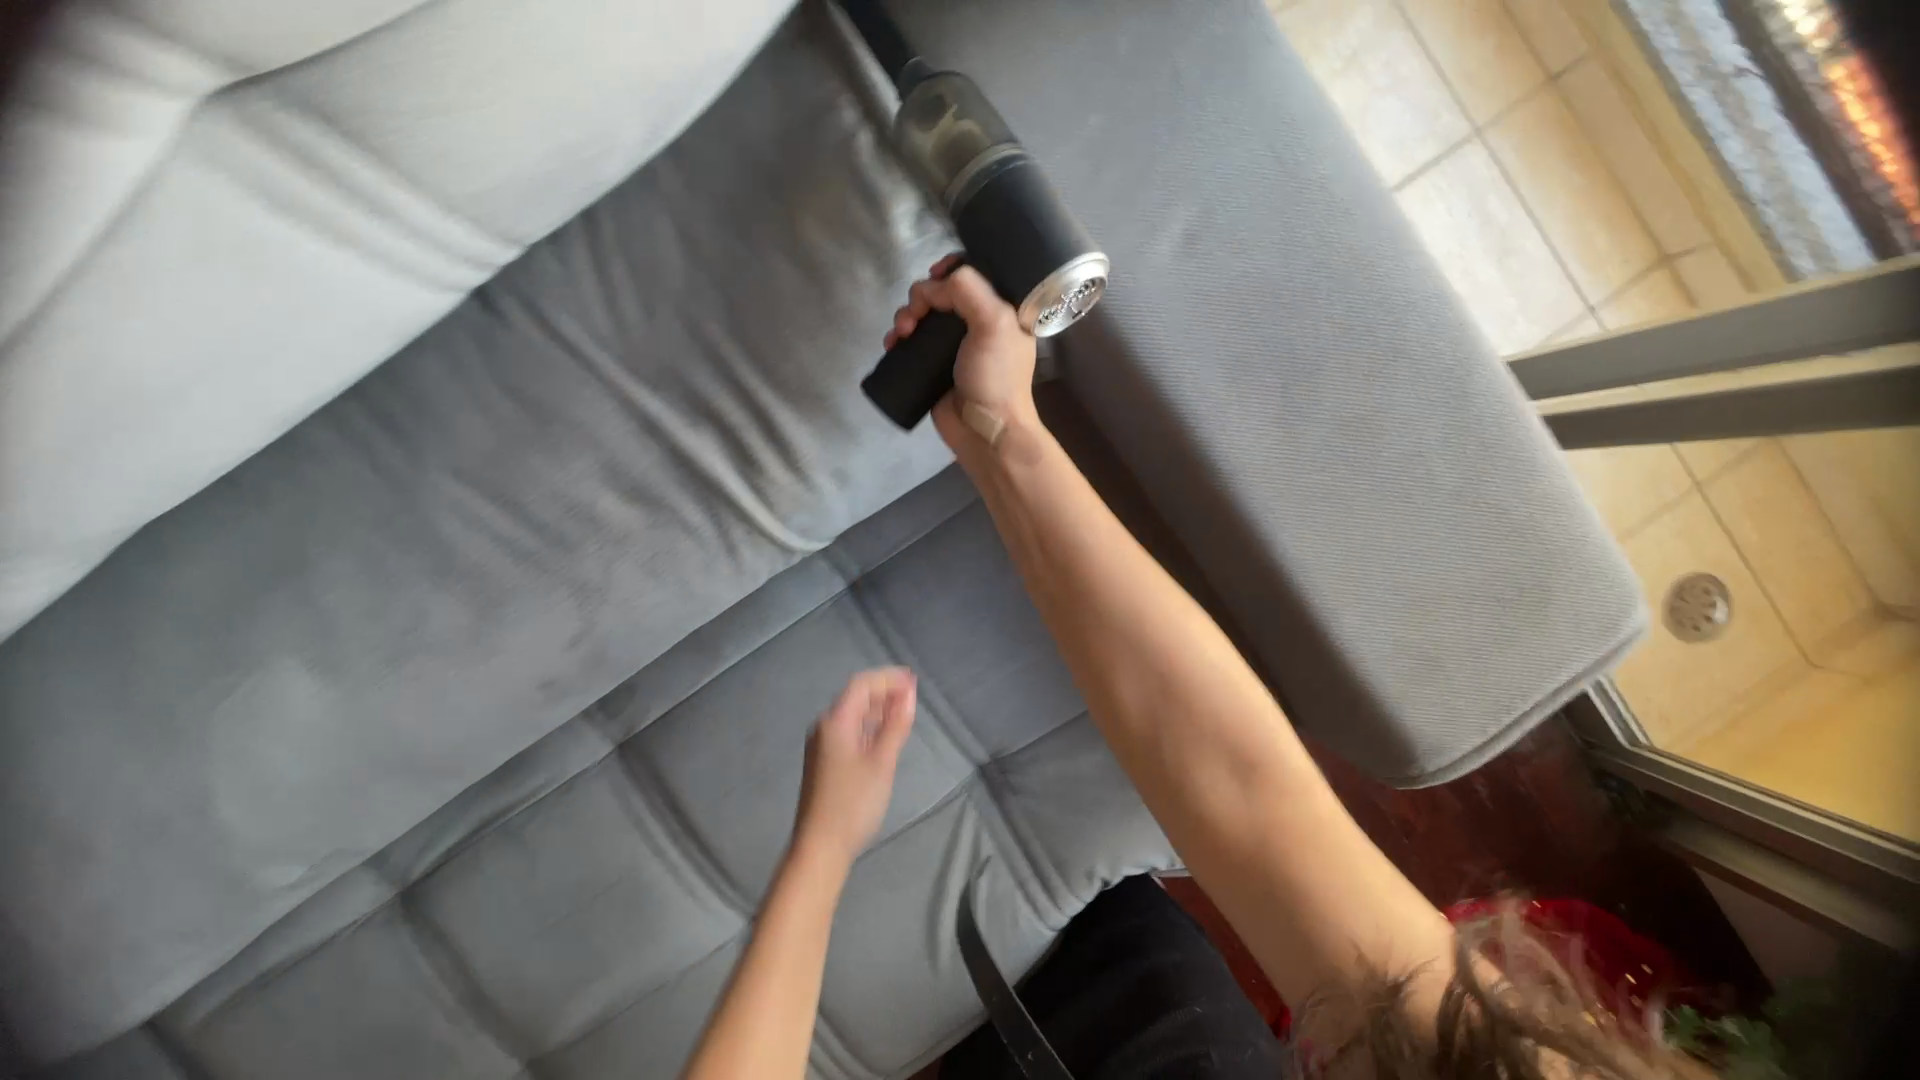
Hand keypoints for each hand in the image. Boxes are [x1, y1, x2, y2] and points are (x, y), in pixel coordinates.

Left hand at [793, 668, 917, 868]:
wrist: (820, 846)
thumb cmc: (854, 803)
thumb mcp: (882, 762)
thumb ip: (896, 725)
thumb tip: (909, 694)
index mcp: (835, 721)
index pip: (862, 685)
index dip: (888, 678)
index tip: (914, 681)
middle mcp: (824, 727)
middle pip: (855, 697)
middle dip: (884, 691)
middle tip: (913, 696)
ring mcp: (821, 745)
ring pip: (852, 715)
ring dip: (877, 709)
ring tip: (904, 713)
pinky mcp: (824, 761)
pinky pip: (848, 731)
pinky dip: (868, 726)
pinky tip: (884, 736)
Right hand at [883, 255, 1038, 450]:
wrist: (984, 431)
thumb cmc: (996, 377)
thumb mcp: (993, 323)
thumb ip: (967, 290)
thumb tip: (932, 285)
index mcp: (1002, 309)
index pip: (974, 273)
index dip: (950, 268)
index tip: (935, 275)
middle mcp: (978, 322)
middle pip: (941, 291)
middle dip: (921, 297)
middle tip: (915, 316)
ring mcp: (954, 345)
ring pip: (923, 315)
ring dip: (906, 316)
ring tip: (901, 334)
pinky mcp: (934, 365)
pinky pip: (912, 341)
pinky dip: (898, 338)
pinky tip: (892, 345)